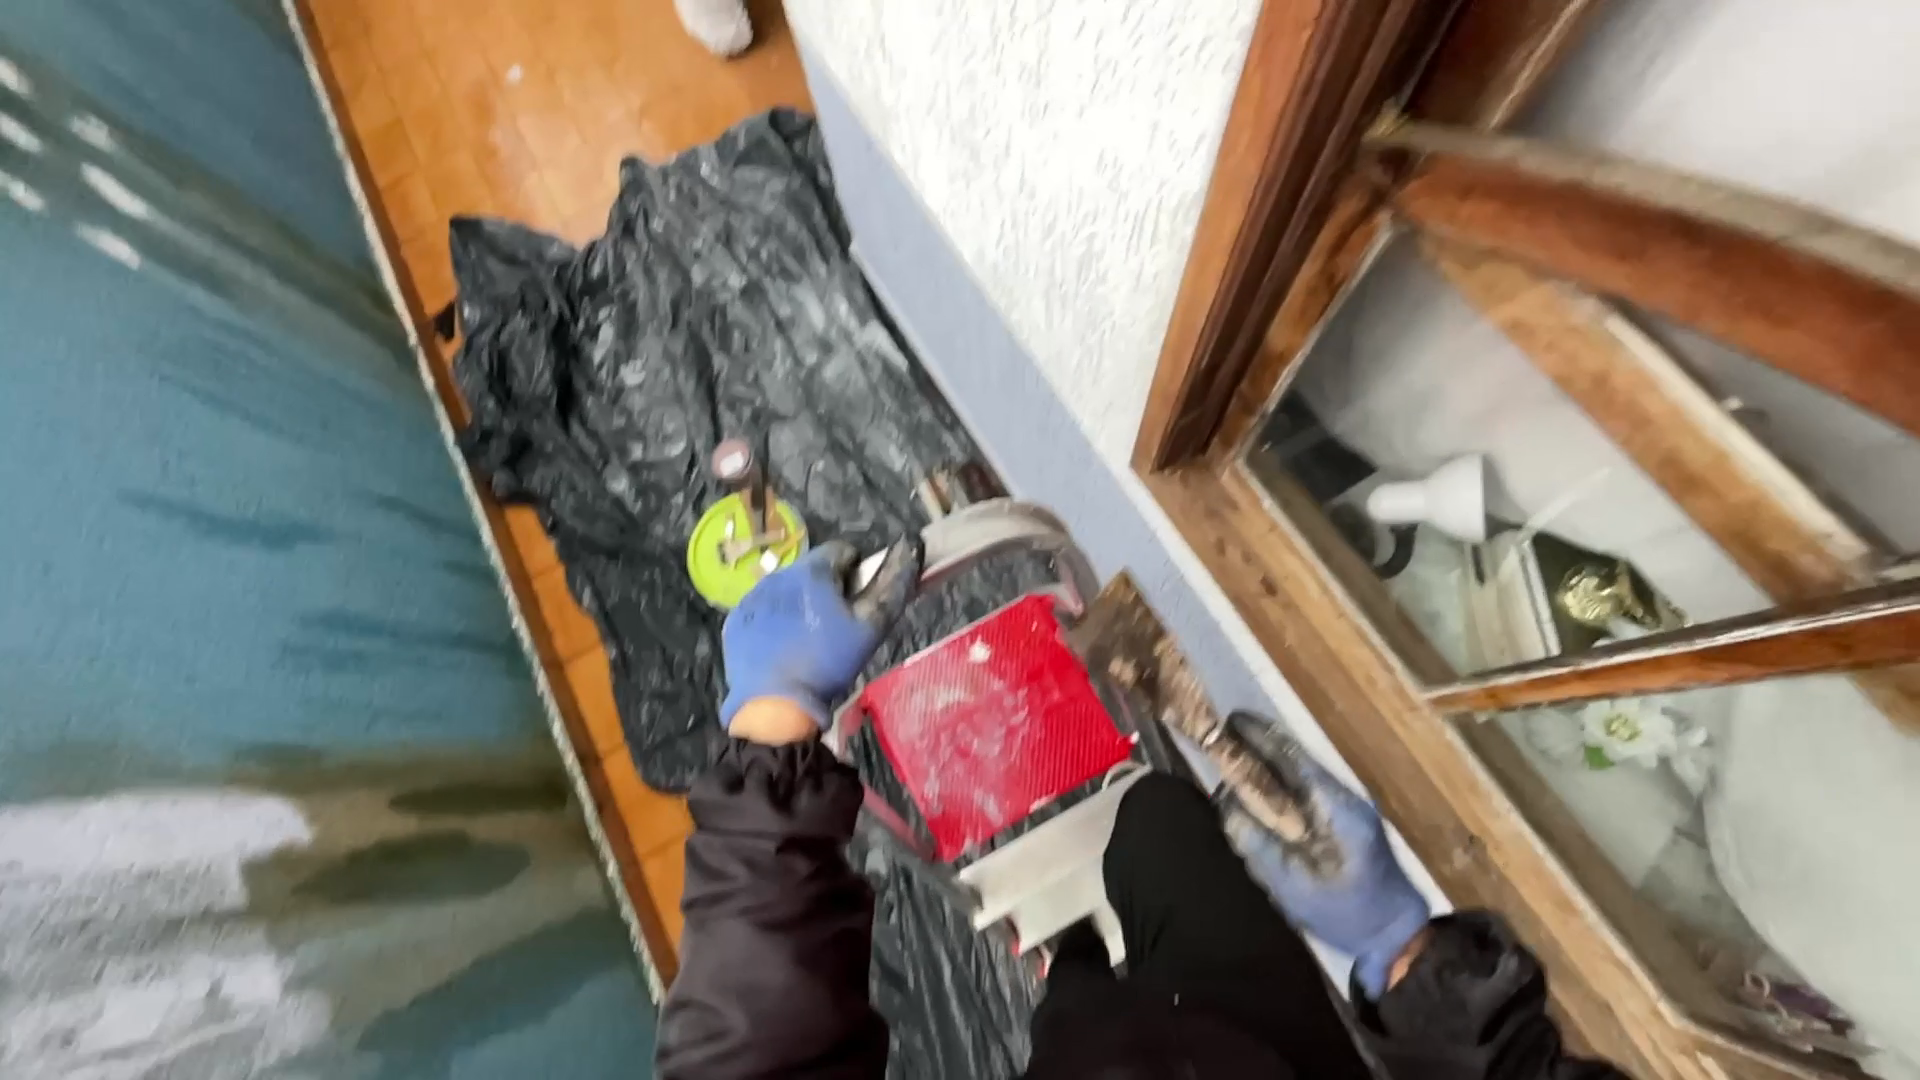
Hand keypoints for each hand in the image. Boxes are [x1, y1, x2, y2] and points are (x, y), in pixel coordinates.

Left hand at [718, 537, 922, 729]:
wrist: (775, 707)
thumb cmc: (828, 663)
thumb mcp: (871, 626)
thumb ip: (894, 584)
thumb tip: (908, 547)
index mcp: (812, 570)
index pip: (842, 550)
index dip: (856, 574)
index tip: (856, 604)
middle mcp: (778, 574)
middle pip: (813, 569)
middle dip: (827, 588)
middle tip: (835, 625)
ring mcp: (752, 596)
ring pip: (787, 588)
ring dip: (801, 602)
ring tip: (808, 638)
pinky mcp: (736, 620)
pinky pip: (763, 609)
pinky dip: (776, 620)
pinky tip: (783, 646)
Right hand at [1191, 724, 1430, 997]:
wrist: (1396, 936)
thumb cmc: (1343, 914)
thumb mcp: (1292, 885)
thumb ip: (1255, 841)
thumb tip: (1222, 799)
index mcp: (1335, 807)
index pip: (1292, 756)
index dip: (1258, 735)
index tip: (1227, 721)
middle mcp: (1342, 794)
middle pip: (1294, 755)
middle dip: (1258, 741)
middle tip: (1220, 733)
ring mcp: (1345, 802)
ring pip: (1299, 767)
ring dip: (1266, 756)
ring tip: (1231, 752)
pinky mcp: (1341, 814)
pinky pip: (1303, 784)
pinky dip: (1276, 776)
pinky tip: (1254, 782)